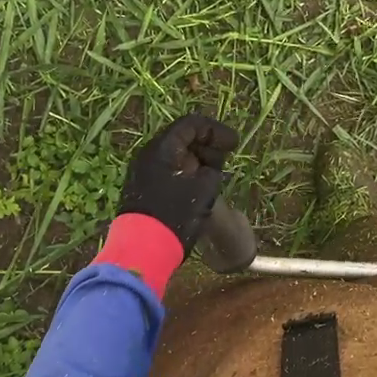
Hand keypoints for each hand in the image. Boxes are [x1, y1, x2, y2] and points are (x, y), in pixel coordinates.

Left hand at [116, 114, 240, 251]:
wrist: (142, 251)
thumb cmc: (175, 215)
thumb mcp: (204, 189)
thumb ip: (211, 171)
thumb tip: (208, 169)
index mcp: (162, 148)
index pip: (192, 125)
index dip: (216, 131)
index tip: (234, 145)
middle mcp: (149, 155)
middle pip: (183, 138)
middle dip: (207, 147)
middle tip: (223, 161)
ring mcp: (143, 172)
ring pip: (176, 155)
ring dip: (197, 161)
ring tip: (213, 177)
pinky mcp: (142, 188)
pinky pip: (169, 170)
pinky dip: (186, 173)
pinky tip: (198, 188)